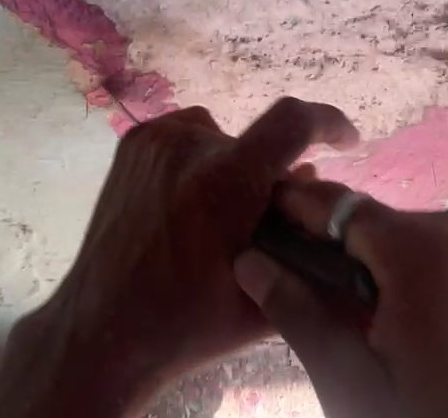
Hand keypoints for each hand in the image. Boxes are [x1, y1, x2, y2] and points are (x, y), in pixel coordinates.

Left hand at [0, 97, 357, 417]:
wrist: (102, 327)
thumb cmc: (187, 322)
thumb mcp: (260, 291)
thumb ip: (298, 237)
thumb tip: (310, 182)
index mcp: (225, 182)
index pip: (291, 121)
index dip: (327, 121)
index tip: (345, 138)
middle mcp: (188, 145)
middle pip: (254, 142)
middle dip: (267, 173)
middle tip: (258, 218)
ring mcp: (155, 139)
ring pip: (220, 137)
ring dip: (230, 166)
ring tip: (214, 215)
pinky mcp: (133, 141)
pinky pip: (186, 134)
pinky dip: (198, 158)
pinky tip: (187, 200)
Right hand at [233, 180, 447, 417]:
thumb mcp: (356, 385)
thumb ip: (298, 315)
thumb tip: (246, 261)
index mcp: (418, 247)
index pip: (329, 202)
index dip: (283, 210)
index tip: (245, 229)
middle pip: (358, 221)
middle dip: (318, 250)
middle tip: (287, 297)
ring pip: (389, 239)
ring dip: (354, 269)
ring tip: (334, 324)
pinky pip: (422, 255)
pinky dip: (391, 279)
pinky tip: (380, 329)